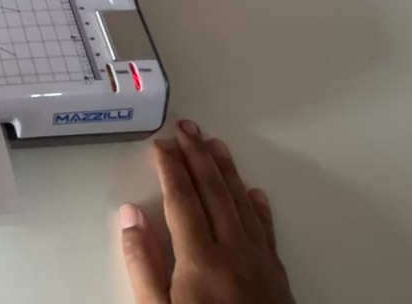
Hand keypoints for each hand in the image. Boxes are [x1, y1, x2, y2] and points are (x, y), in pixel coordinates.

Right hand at [120, 119, 293, 303]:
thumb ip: (143, 264)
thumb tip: (129, 214)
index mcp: (200, 260)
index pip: (182, 198)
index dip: (170, 167)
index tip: (160, 143)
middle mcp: (235, 255)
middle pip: (214, 193)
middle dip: (198, 156)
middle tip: (188, 126)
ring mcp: (262, 268)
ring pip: (243, 207)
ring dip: (227, 172)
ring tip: (216, 145)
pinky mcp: (281, 284)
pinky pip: (268, 235)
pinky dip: (259, 209)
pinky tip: (254, 194)